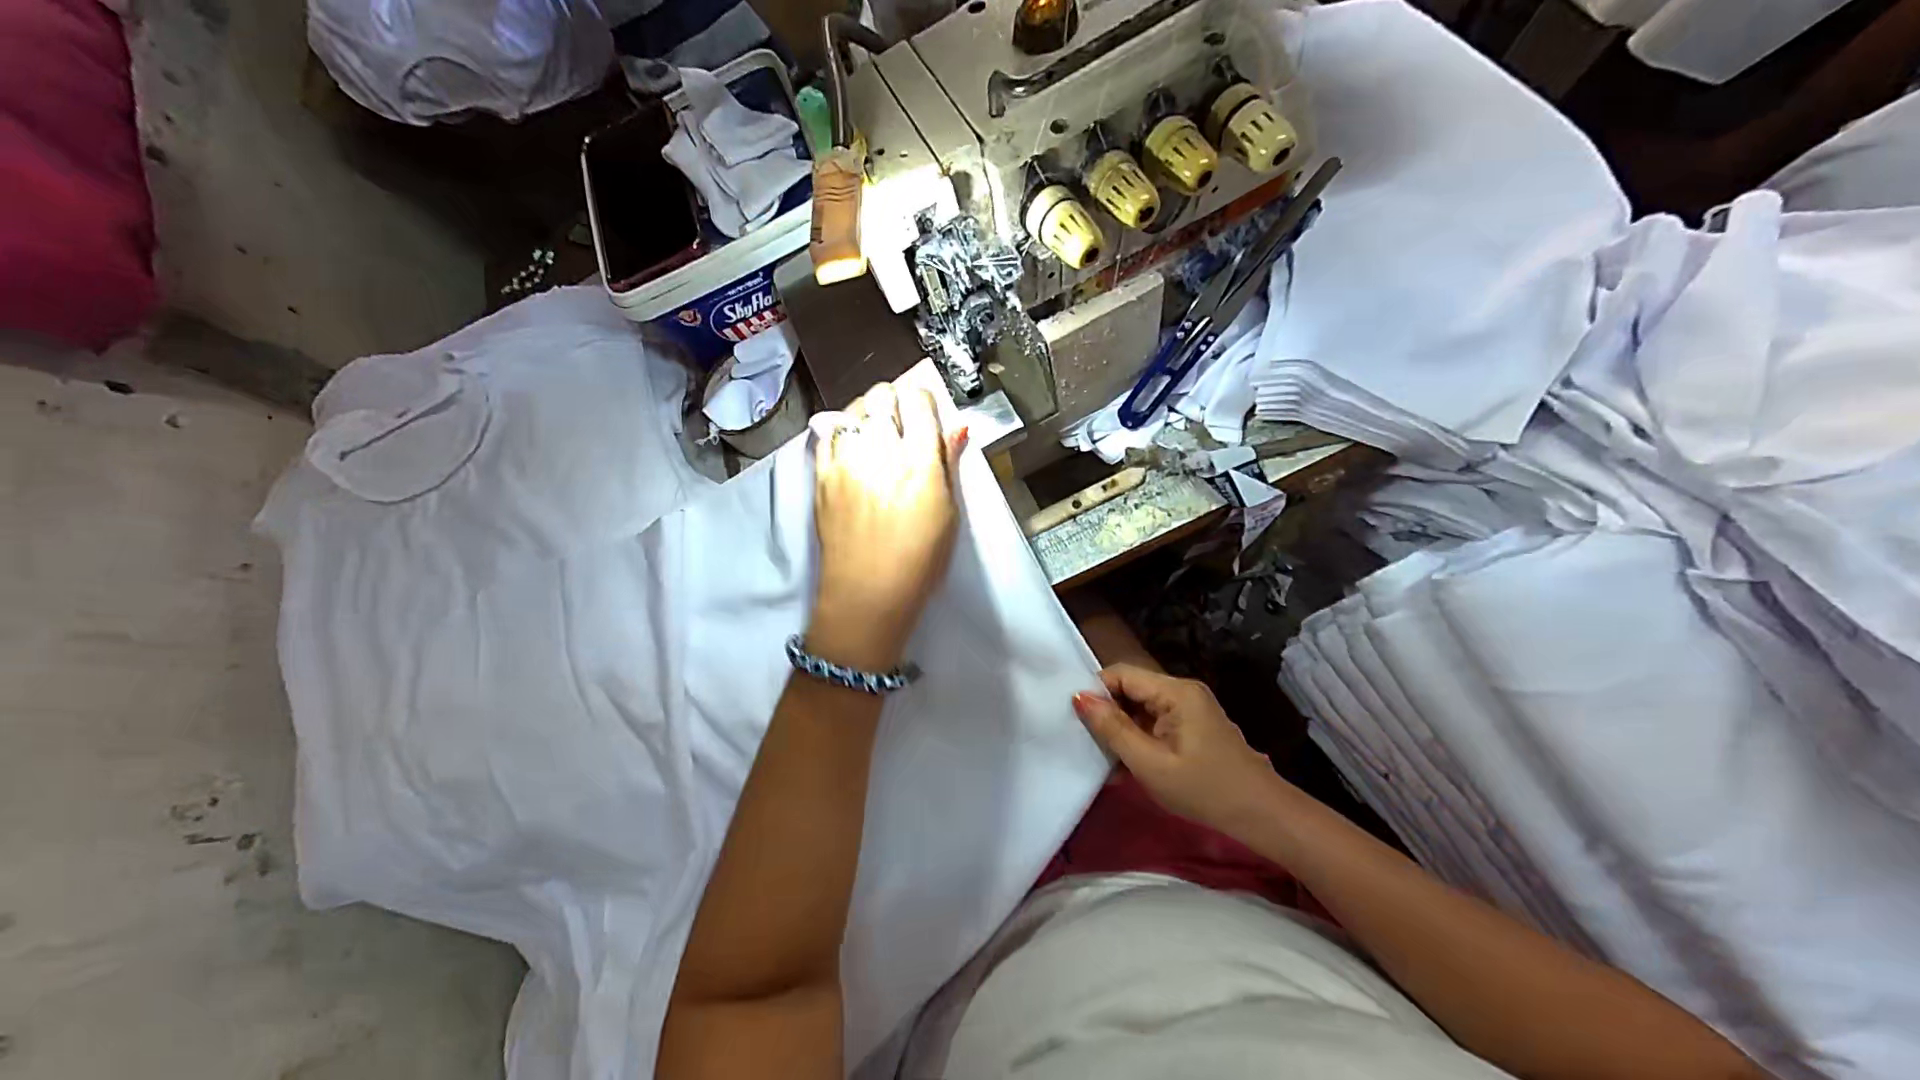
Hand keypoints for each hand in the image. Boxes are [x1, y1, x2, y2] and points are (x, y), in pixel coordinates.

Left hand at [806, 381, 967, 672]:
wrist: (865, 597)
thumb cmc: (917, 563)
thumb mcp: (948, 515)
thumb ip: (948, 464)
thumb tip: (957, 428)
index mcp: (919, 463)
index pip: (917, 400)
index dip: (924, 401)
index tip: (925, 414)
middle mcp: (880, 454)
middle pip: (883, 395)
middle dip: (895, 403)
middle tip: (902, 426)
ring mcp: (845, 463)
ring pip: (853, 409)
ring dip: (867, 414)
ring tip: (875, 436)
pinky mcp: (821, 476)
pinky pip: (826, 433)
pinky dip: (840, 430)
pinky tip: (850, 447)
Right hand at [1072, 664, 1279, 834]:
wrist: (1261, 815)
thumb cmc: (1203, 789)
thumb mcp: (1150, 763)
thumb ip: (1112, 729)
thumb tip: (1079, 697)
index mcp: (1175, 691)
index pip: (1121, 674)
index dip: (1096, 692)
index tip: (1075, 718)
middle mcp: (1183, 691)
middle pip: (1131, 689)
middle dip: (1107, 713)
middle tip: (1086, 742)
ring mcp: (1190, 708)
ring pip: (1141, 708)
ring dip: (1122, 730)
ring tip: (1104, 758)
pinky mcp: (1193, 726)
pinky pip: (1155, 722)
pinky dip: (1139, 739)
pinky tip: (1127, 766)